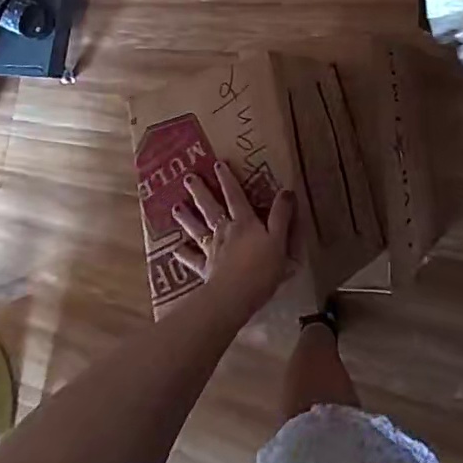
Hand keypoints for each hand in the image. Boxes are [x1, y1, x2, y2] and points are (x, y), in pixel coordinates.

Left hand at [172, 161, 296, 317]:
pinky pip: (192, 259)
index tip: (218, 164)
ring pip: (198, 229)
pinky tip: (175, 249)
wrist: (234, 297)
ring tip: (176, 207)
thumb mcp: (279, 239)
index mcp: (245, 223)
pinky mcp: (205, 269)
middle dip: (201, 192)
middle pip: (211, 208)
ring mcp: (212, 250)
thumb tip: (286, 190)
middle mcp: (225, 232)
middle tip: (189, 177)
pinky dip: (183, 254)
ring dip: (187, 218)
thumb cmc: (261, 269)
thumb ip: (282, 215)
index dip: (227, 180)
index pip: (235, 196)